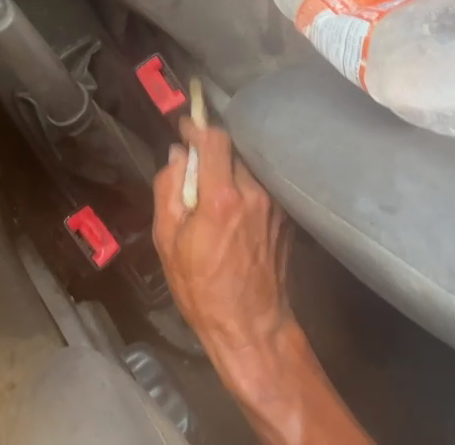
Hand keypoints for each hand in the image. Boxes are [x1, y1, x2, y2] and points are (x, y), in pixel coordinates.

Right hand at [153, 119, 292, 370]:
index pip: (215, 138)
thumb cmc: (202, 288)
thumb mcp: (167, 240)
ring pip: (250, 165)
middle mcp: (255, 193)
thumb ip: (169, 188)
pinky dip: (247, 184)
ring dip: (231, 167)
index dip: (198, 127)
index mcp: (222, 197)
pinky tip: (235, 205)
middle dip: (213, 149)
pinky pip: (263, 185)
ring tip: (214, 185)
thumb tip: (178, 155)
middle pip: (234, 148)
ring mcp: (276, 205)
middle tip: (196, 163)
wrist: (251, 328)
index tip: (186, 127)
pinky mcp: (287, 217)